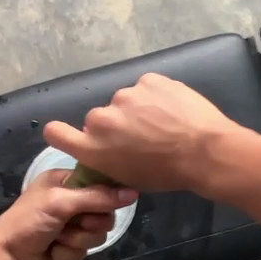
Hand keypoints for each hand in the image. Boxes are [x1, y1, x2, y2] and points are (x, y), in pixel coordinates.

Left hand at [0, 170, 137, 259]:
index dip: (105, 195)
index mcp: (63, 182)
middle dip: (91, 222)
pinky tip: (53, 253)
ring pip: (97, 234)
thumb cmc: (27, 223)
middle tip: (77, 224)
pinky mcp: (70, 250)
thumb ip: (97, 197)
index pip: (99, 183)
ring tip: (58, 240)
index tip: (105, 203)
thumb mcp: (60, 202)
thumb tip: (133, 194)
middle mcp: (69, 203)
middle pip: (104, 211)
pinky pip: (86, 251)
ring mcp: (71, 228)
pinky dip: (69, 253)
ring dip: (78, 239)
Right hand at [42, 73, 247, 192]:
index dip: (62, 132)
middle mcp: (101, 119)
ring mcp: (124, 96)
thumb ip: (108, 161)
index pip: (56, 133)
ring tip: (163, 123)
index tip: (75, 134)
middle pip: (99, 118)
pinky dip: (156, 97)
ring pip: (124, 102)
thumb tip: (108, 152)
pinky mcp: (147, 80)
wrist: (204, 152)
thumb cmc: (167, 174)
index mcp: (94, 148)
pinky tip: (173, 109)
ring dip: (137, 109)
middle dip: (115, 125)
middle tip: (141, 136)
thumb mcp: (129, 179)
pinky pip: (145, 88)